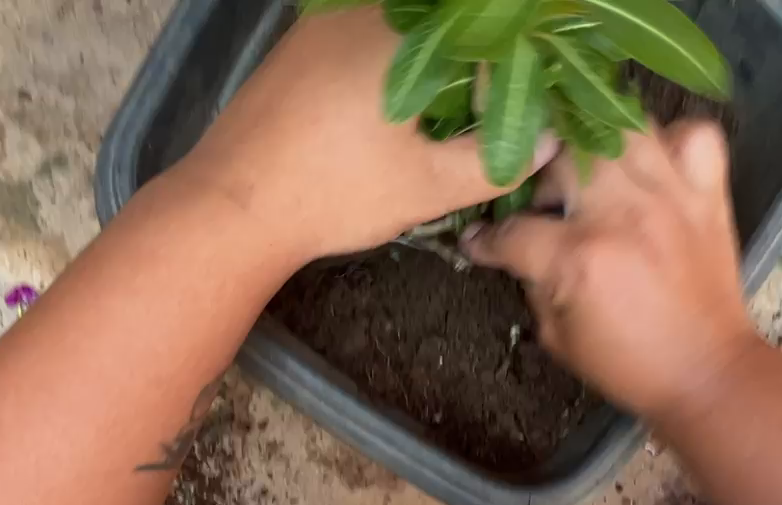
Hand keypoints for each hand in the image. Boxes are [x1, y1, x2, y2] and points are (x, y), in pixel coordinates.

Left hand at [169, 8, 552, 261]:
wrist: (234, 207)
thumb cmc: (334, 194)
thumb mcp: (426, 187)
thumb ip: (492, 161)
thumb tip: (548, 139)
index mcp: (403, 31)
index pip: (483, 29)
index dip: (512, 65)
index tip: (523, 103)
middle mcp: (363, 9)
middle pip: (442, 24)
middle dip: (472, 66)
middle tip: (484, 117)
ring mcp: (322, 23)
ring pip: (402, 33)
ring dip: (430, 69)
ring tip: (441, 121)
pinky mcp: (297, 49)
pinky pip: (362, 43)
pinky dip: (389, 70)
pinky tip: (387, 116)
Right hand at [460, 121, 760, 419]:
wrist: (705, 373)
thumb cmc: (627, 365)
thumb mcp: (558, 337)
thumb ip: (534, 285)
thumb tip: (522, 252)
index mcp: (580, 259)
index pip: (513, 231)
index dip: (486, 239)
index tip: (477, 241)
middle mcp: (624, 213)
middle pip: (561, 156)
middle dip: (539, 177)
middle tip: (543, 205)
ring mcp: (671, 195)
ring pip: (621, 127)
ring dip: (593, 148)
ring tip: (590, 175)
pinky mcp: (709, 193)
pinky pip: (690, 135)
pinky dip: (668, 143)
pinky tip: (652, 169)